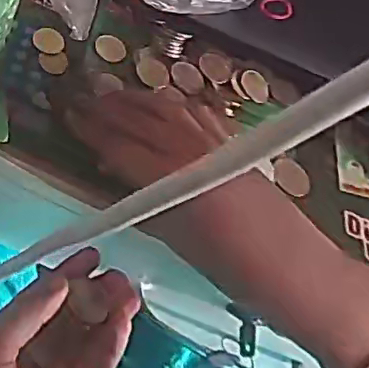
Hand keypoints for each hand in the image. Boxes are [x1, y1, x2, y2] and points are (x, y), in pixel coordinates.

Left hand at [0, 248, 140, 367]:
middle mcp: (32, 353)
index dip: (66, 274)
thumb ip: (25, 316)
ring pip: (88, 338)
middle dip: (93, 293)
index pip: (42, 297)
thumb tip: (60, 283)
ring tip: (129, 293)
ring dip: (108, 315)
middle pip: (70, 314)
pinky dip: (111, 346)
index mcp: (5, 335)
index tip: (91, 255)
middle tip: (118, 276)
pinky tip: (124, 325)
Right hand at [62, 89, 286, 250]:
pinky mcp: (235, 144)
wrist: (298, 272)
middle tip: (83, 99)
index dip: (90, 129)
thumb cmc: (232, 268)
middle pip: (141, 117)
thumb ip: (141, 201)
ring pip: (169, 107)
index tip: (70, 116)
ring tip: (115, 96)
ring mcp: (216, 143)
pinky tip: (164, 104)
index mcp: (171, 179)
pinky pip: (198, 112)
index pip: (118, 144)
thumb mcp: (175, 238)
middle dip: (107, 106)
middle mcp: (192, 151)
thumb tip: (114, 173)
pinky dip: (175, 103)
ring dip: (138, 98)